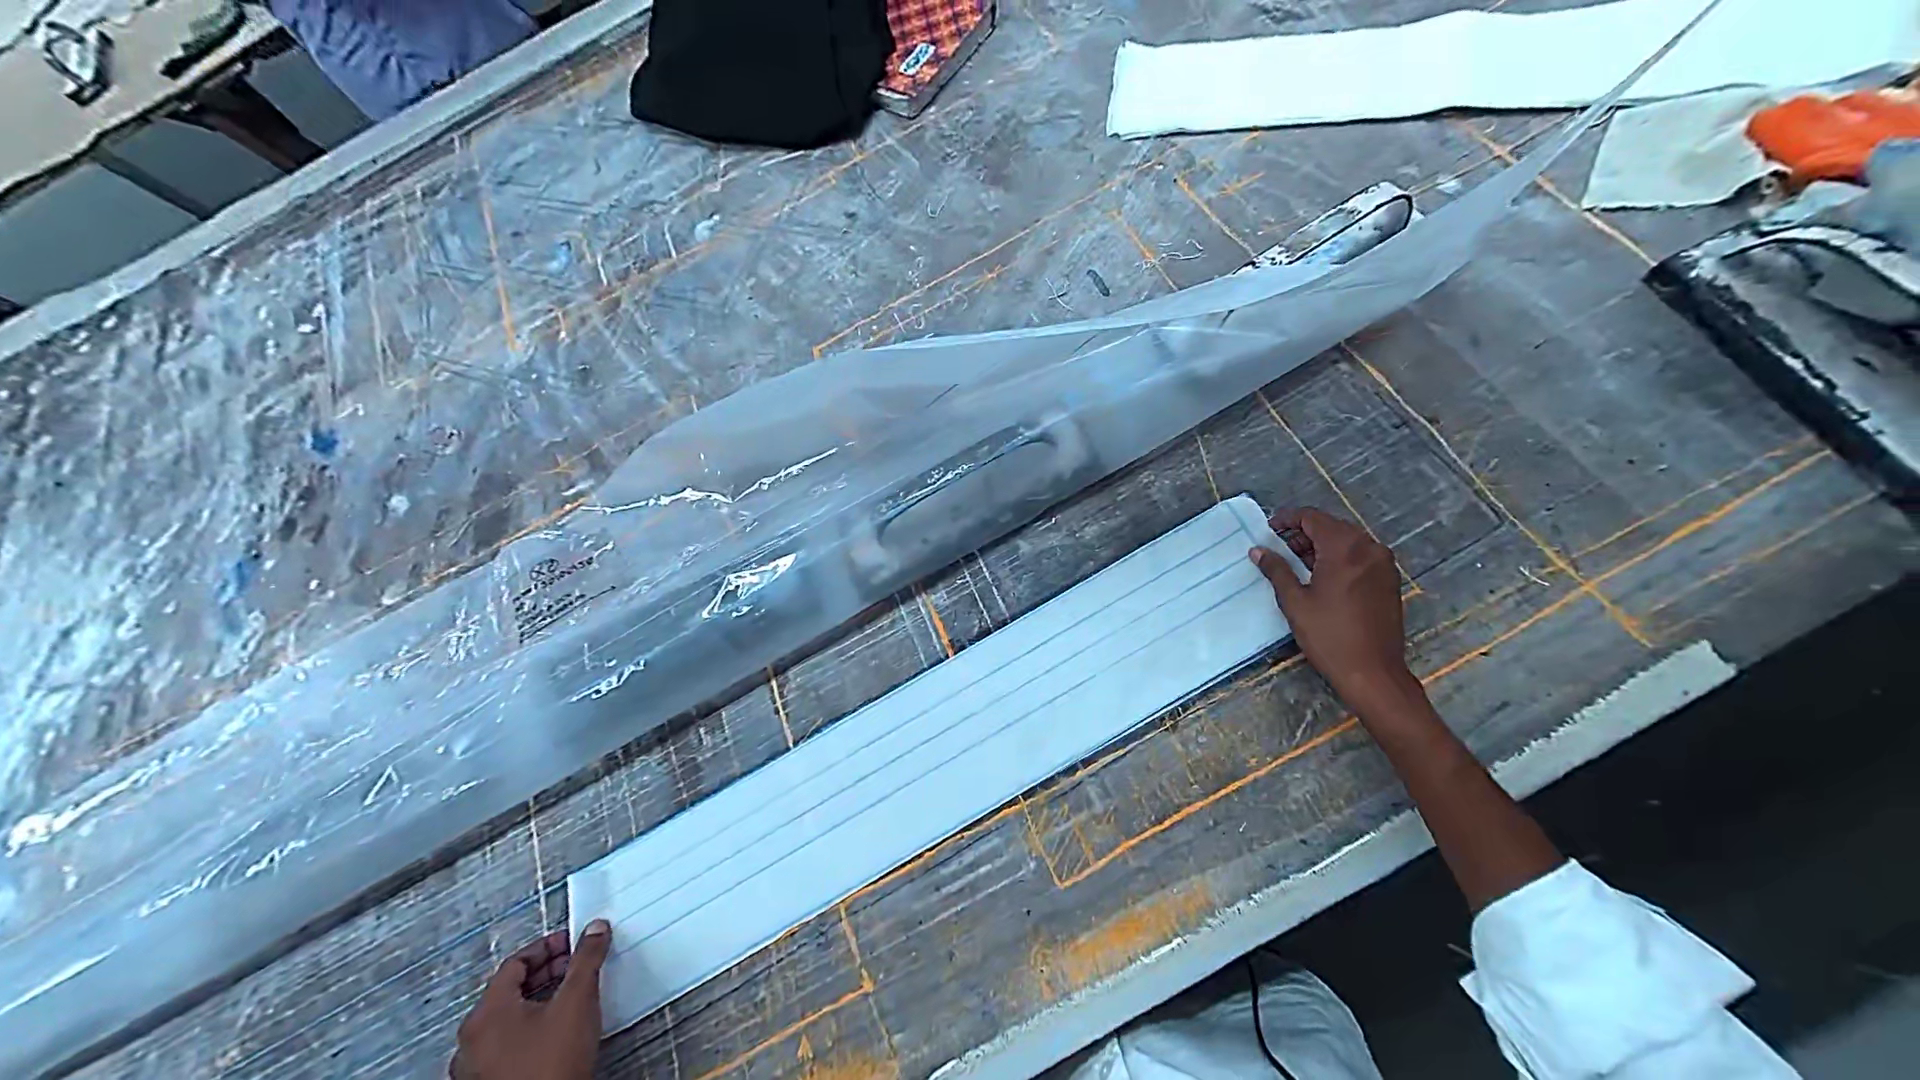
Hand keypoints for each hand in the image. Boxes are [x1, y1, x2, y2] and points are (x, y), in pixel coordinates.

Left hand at [451, 920, 611, 1079]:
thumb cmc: (552, 1064)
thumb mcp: (577, 1000)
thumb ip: (586, 959)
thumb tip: (594, 930)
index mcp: (485, 1014)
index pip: (515, 963)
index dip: (548, 946)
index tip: (573, 942)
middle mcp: (471, 1040)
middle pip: (509, 989)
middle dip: (546, 971)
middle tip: (576, 964)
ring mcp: (475, 1069)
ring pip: (508, 1017)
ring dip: (540, 998)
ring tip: (572, 994)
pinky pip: (508, 1042)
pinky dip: (531, 1025)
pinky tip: (557, 1030)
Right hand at [1248, 507, 1416, 713]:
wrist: (1372, 672)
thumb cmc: (1329, 635)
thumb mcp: (1294, 602)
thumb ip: (1276, 570)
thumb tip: (1258, 550)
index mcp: (1345, 549)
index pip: (1313, 518)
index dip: (1287, 519)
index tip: (1268, 530)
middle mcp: (1369, 548)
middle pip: (1331, 526)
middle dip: (1303, 533)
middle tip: (1279, 549)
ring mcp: (1383, 564)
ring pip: (1347, 540)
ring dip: (1321, 545)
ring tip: (1297, 563)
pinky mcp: (1388, 580)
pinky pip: (1360, 556)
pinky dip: (1339, 557)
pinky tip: (1322, 576)